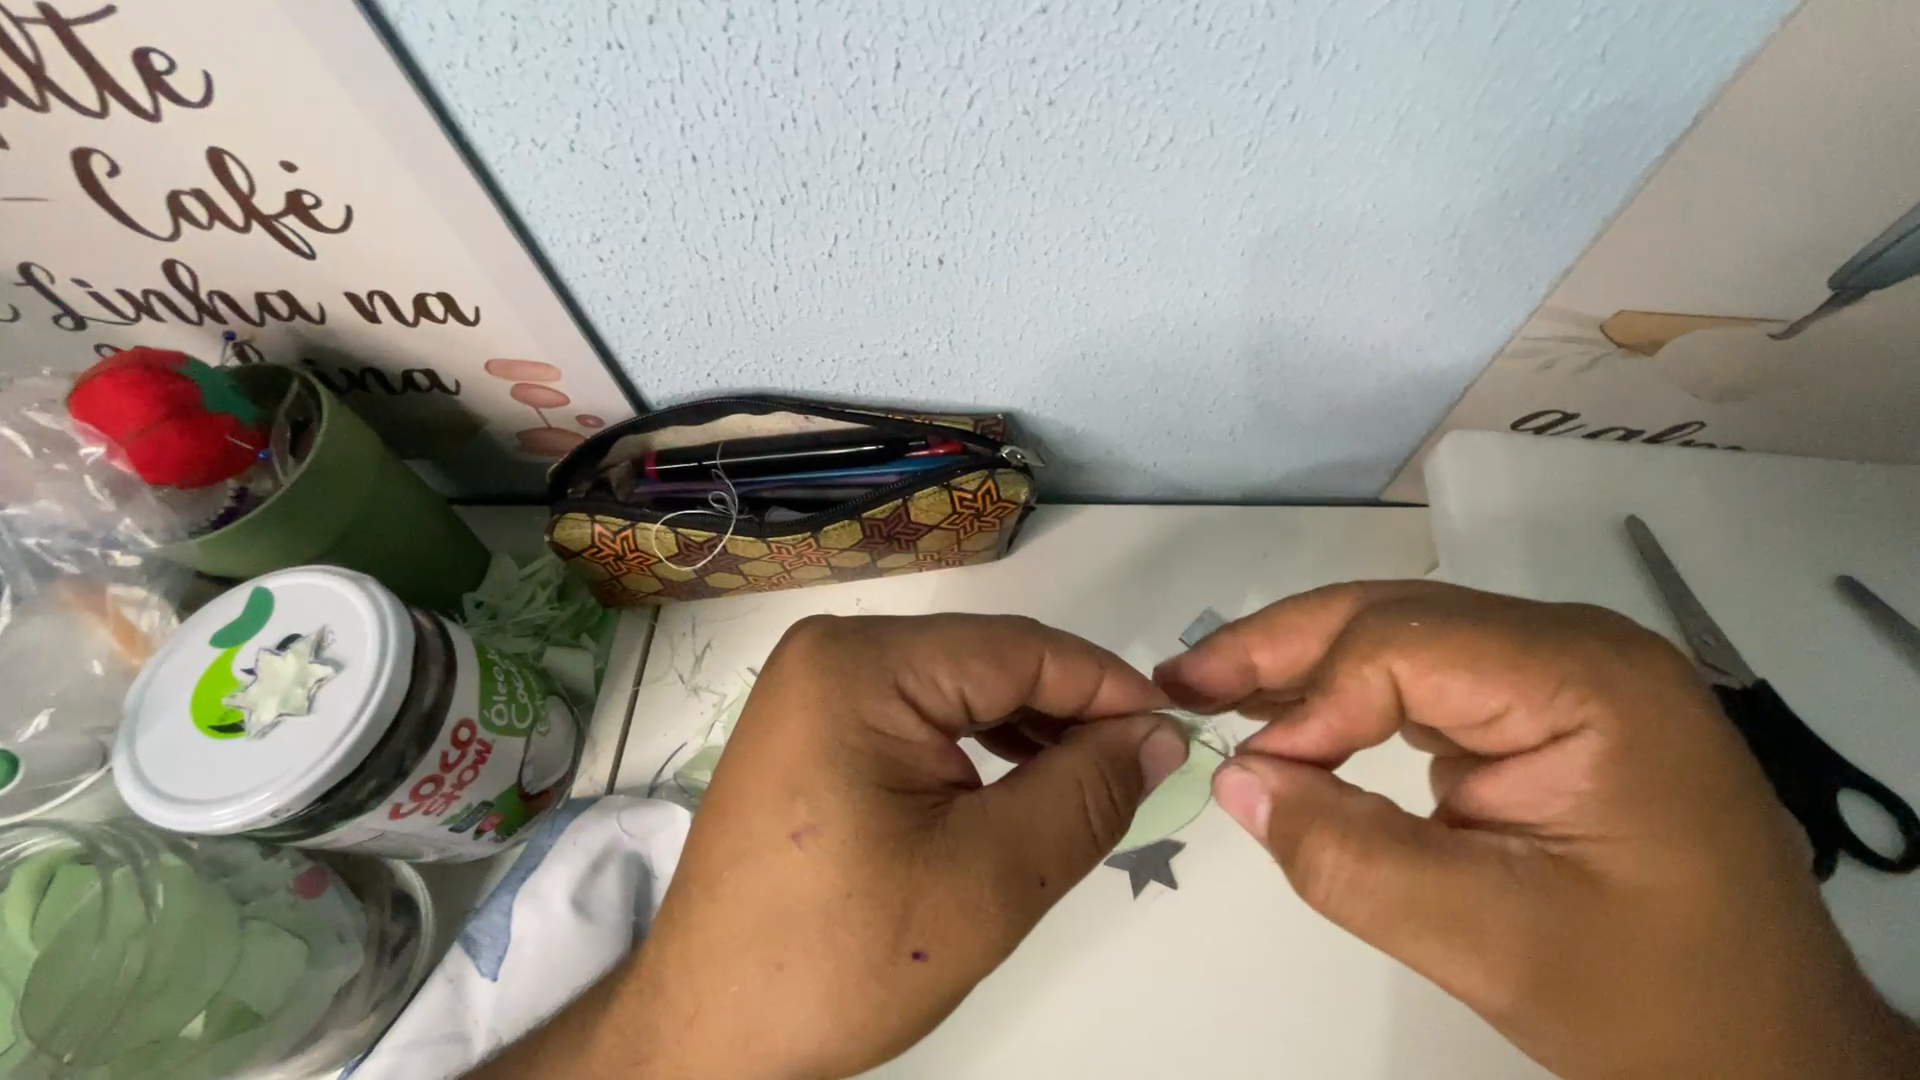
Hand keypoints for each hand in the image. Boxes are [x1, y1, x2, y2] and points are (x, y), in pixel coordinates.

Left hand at [492, 614, 1187, 1079]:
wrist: (707, 1031)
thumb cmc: (842, 957)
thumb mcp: (988, 879)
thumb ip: (1087, 793)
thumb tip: (1159, 733)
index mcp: (863, 665)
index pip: (1018, 650)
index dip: (1105, 687)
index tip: (1171, 733)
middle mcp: (833, 652)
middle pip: (985, 663)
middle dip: (1067, 714)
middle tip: (1135, 770)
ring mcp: (816, 686)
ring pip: (956, 687)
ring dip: (1026, 730)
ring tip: (1085, 784)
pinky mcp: (814, 723)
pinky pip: (918, 713)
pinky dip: (975, 745)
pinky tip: (1016, 783)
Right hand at [1156, 581, 1919, 1079]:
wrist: (1766, 1057)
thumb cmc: (1654, 1005)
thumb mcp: (1489, 943)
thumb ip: (1347, 858)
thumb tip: (1234, 779)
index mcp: (1588, 682)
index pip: (1406, 647)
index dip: (1313, 702)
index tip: (1251, 769)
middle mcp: (1569, 648)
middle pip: (1389, 616)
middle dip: (1276, 648)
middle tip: (1182, 678)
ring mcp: (1552, 671)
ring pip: (1388, 635)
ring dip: (1295, 665)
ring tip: (1209, 688)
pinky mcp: (1529, 705)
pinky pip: (1409, 674)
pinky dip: (1335, 695)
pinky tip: (1282, 716)